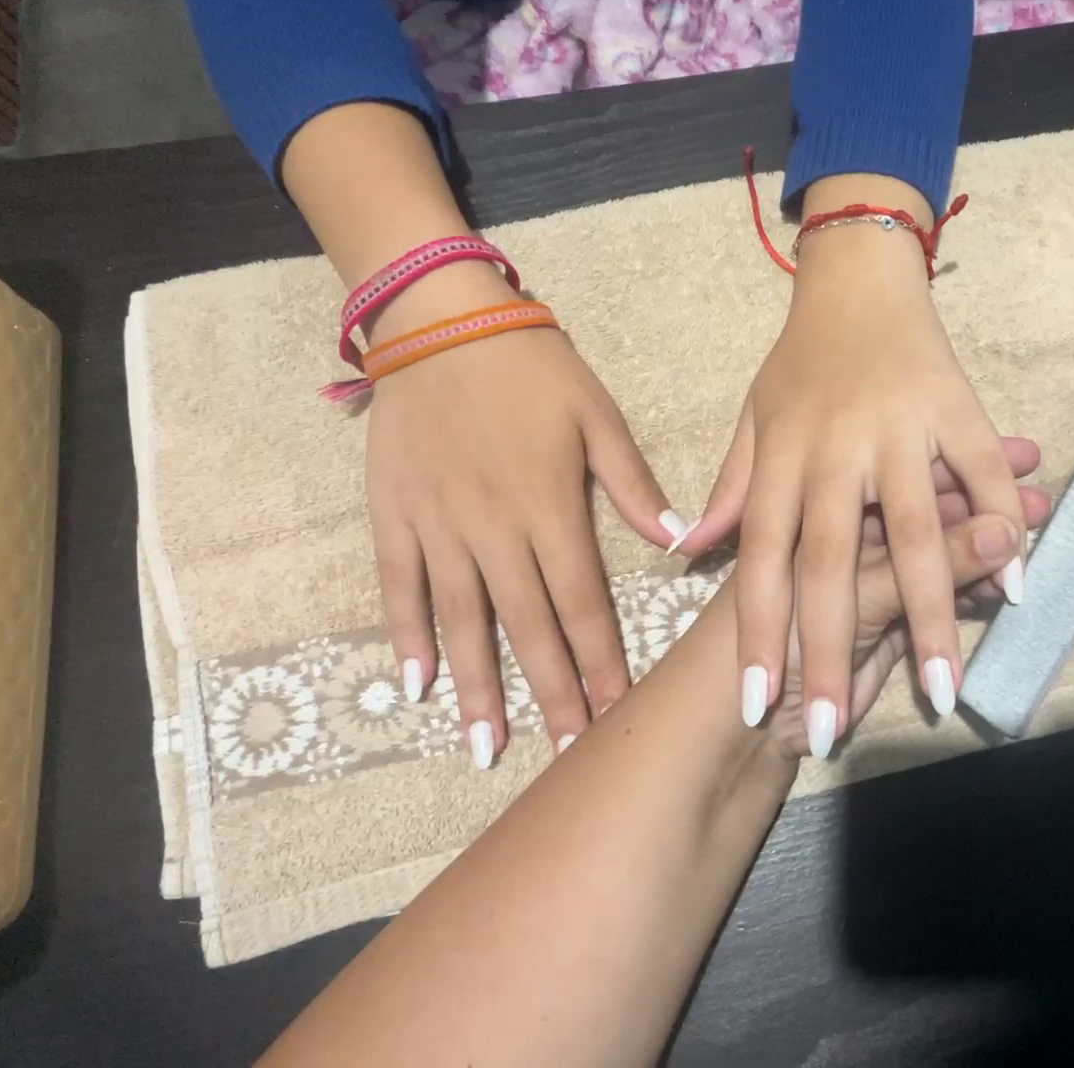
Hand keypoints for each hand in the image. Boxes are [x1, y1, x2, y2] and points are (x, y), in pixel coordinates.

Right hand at [367, 327, 685, 764]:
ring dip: (477, 685)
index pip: (582, 604)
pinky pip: (399, 585)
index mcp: (551, 510)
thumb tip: (679, 540)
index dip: (601, 663)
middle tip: (565, 752)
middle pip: (528, 627)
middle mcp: (495, 531)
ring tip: (486, 745)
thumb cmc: (532, 369)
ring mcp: (438, 527)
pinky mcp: (394, 516)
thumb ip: (635, 485)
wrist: (440, 322)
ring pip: (462, 620)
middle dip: (551, 693)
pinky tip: (415, 683)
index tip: (616, 715)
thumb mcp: (598, 417)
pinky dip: (406, 634)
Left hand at [678, 175, 1025, 749]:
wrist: (858, 279)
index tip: (756, 706)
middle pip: (829, 563)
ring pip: (913, 534)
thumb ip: (727, 489)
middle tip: (829, 732)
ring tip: (939, 692)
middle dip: (829, 652)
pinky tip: (1015, 591)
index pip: (762, 560)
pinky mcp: (956, 409)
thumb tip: (682, 551)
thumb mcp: (753, 420)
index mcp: (781, 457)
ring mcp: (897, 430)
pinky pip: (983, 476)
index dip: (757, 634)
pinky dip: (1004, 529)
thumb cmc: (802, 360)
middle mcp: (833, 450)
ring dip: (928, 616)